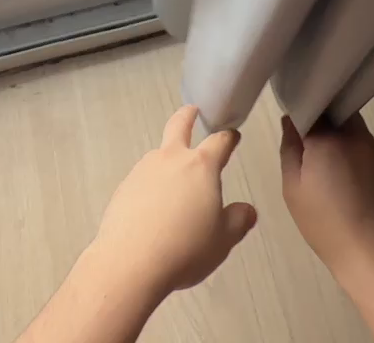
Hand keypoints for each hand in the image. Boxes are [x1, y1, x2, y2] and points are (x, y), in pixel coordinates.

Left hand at [85, 104, 257, 295]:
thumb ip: (238, 221)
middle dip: (188, 116)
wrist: (130, 262)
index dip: (229, 138)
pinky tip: (152, 209)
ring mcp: (144, 169)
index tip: (233, 136)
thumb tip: (248, 210)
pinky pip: (143, 179)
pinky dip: (151, 186)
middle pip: (179, 125)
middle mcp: (171, 159)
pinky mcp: (125, 186)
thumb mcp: (223, 240)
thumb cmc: (185, 248)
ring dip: (168, 160)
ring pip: (159, 155)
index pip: (219, 142)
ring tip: (174, 185)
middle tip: (193, 111)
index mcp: (201, 166)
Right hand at [279, 113, 373, 277]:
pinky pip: (362, 142)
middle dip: (321, 116)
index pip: (311, 105)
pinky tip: (343, 172)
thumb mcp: (293, 188)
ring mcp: (372, 148)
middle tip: (307, 139)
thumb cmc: (324, 222)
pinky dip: (350, 147)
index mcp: (326, 137)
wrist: (371, 253)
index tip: (292, 121)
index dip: (301, 108)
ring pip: (350, 124)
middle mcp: (352, 134)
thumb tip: (290, 120)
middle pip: (334, 109)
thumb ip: (289, 148)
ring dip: (337, 131)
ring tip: (324, 157)